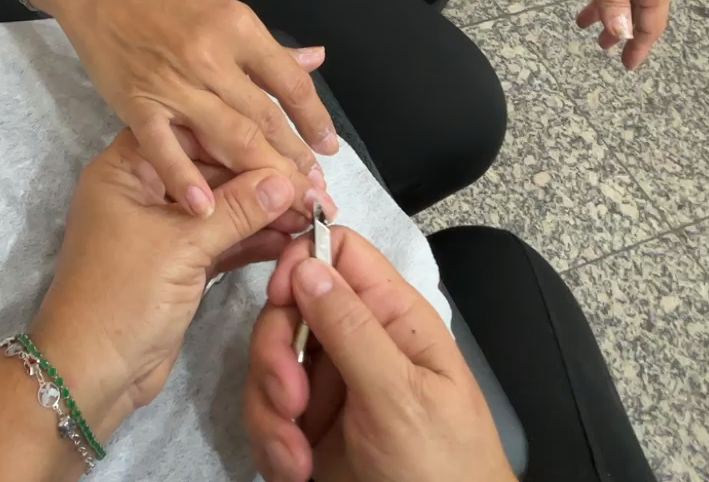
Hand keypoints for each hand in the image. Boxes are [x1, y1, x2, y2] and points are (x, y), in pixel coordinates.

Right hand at [23, 0, 338, 214]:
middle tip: (317, 196)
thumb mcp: (221, 12)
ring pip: (227, 136)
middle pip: (265, 119)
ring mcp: (173, 82)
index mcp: (236, 27)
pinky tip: (206, 208)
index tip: (329, 150)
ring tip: (285, 206)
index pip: (289, 82)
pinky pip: (165, 147)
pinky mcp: (136, 103)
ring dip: (260, 174)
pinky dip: (186, 178)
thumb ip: (265, 46)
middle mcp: (211, 56)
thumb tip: (315, 59)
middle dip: (295, 162)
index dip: (314, 120)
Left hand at [29, 132, 309, 440]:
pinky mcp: (178, 257)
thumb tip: (286, 180)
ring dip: (262, 210)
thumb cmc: (124, 293)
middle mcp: (144, 186)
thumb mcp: (182, 245)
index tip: (288, 148)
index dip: (239, 139)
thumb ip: (237, 209)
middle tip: (312, 187)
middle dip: (259, 179)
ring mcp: (162, 223)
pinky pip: (220, 236)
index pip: (190, 134)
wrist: (93, 372)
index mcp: (127, 166)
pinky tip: (290, 236)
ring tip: (313, 212)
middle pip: (209, 169)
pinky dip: (252, 238)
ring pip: (219, 205)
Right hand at [244, 228, 513, 481]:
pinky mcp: (306, 422)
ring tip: (294, 457)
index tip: (280, 298)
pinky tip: (294, 470)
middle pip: (289, 304)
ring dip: (270, 407)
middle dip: (275, 352)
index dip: (301, 261)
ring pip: (269, 357)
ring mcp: (328, 381)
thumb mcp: (401, 399)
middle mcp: (355, 339)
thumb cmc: (442, 473)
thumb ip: (350, 327)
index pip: (337, 250)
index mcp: (391, 316)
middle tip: (291, 399)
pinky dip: (269, 438)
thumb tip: (305, 262)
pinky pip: (265, 406)